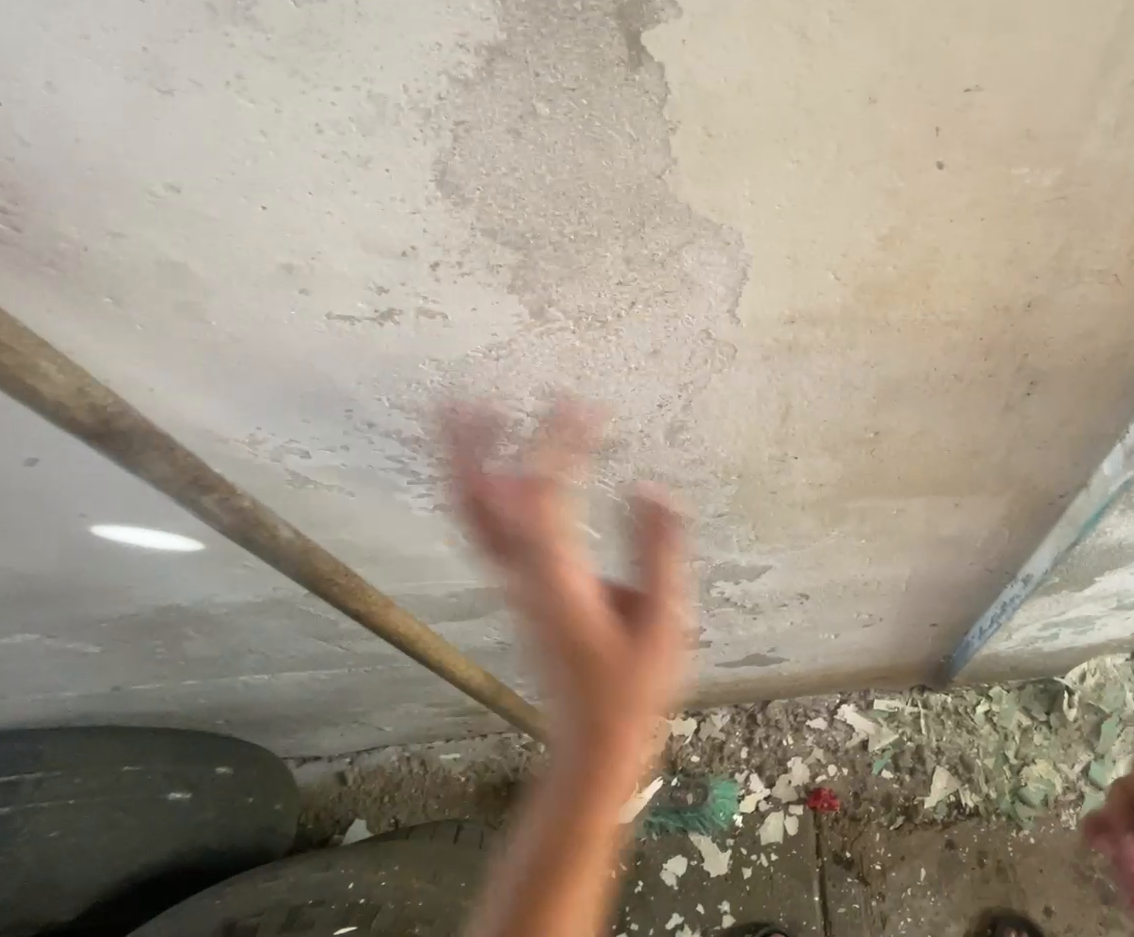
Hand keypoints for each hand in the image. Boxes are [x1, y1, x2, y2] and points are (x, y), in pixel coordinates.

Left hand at [444, 402, 689, 766]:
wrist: (595, 739)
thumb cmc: (635, 685)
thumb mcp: (666, 619)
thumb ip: (660, 551)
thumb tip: (652, 489)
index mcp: (558, 579)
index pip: (547, 495)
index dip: (561, 445)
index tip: (586, 407)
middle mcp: (523, 576)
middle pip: (478, 505)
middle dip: (472, 447)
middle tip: (474, 395)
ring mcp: (514, 584)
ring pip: (474, 516)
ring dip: (468, 463)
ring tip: (474, 413)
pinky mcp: (520, 591)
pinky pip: (488, 529)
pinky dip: (484, 490)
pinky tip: (501, 468)